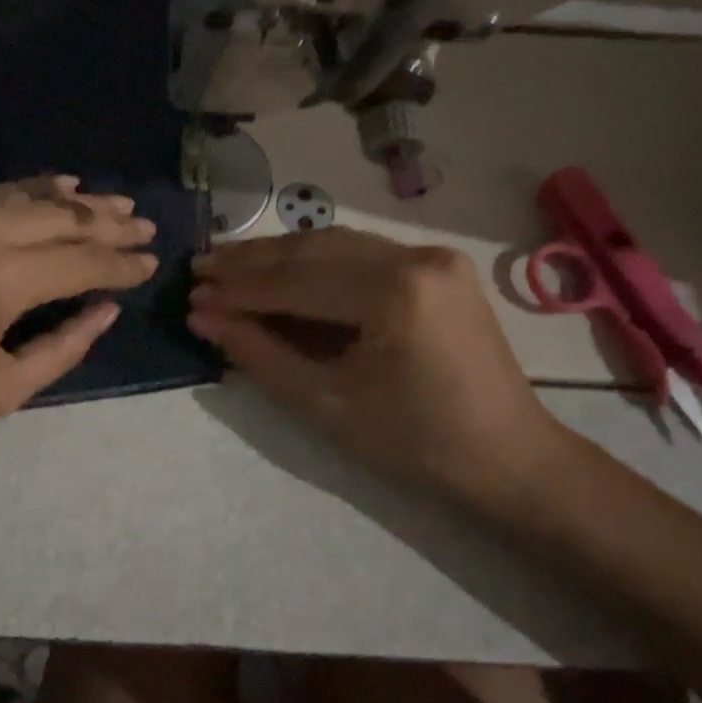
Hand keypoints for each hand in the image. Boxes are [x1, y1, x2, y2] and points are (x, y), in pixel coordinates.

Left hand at [0, 177, 157, 439]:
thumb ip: (64, 347)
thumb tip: (105, 310)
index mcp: (1, 281)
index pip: (82, 262)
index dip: (121, 264)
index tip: (151, 262)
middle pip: (63, 217)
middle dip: (108, 223)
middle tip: (144, 224)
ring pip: (28, 196)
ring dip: (75, 201)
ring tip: (112, 204)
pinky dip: (29, 192)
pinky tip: (56, 189)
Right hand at [187, 228, 558, 492]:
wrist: (509, 457)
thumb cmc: (416, 443)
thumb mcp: (327, 404)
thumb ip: (260, 354)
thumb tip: (204, 317)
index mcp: (395, 291)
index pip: (297, 282)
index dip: (239, 290)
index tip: (191, 293)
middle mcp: (416, 257)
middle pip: (314, 251)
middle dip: (252, 262)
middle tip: (200, 268)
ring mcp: (431, 257)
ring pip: (335, 245)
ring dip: (280, 257)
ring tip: (227, 265)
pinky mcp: (437, 267)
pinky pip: (361, 255)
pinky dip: (316, 263)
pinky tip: (281, 269)